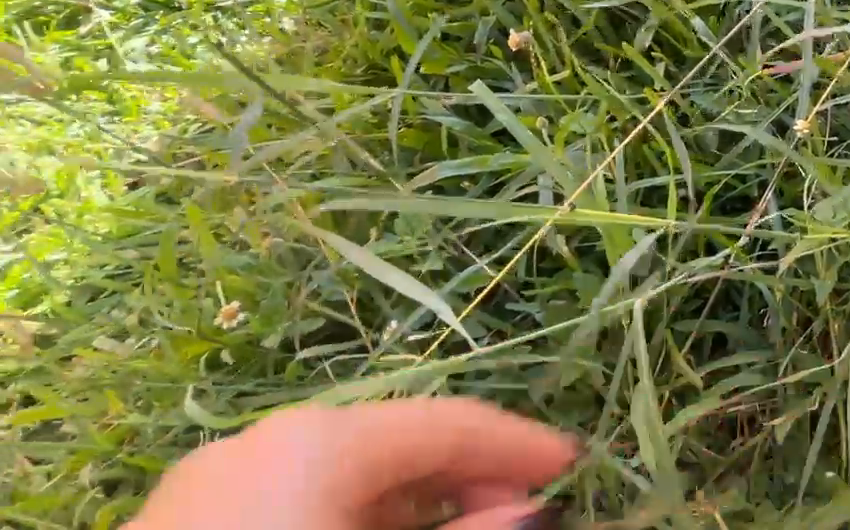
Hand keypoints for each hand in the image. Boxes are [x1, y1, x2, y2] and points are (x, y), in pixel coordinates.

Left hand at [128, 397, 576, 529]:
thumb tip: (537, 512)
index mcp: (319, 436)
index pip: (451, 420)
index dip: (520, 441)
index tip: (572, 462)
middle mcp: (269, 440)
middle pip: (405, 442)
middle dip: (472, 476)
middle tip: (525, 508)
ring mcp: (217, 483)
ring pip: (355, 475)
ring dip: (422, 501)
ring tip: (467, 529)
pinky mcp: (187, 524)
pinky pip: (303, 502)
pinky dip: (362, 517)